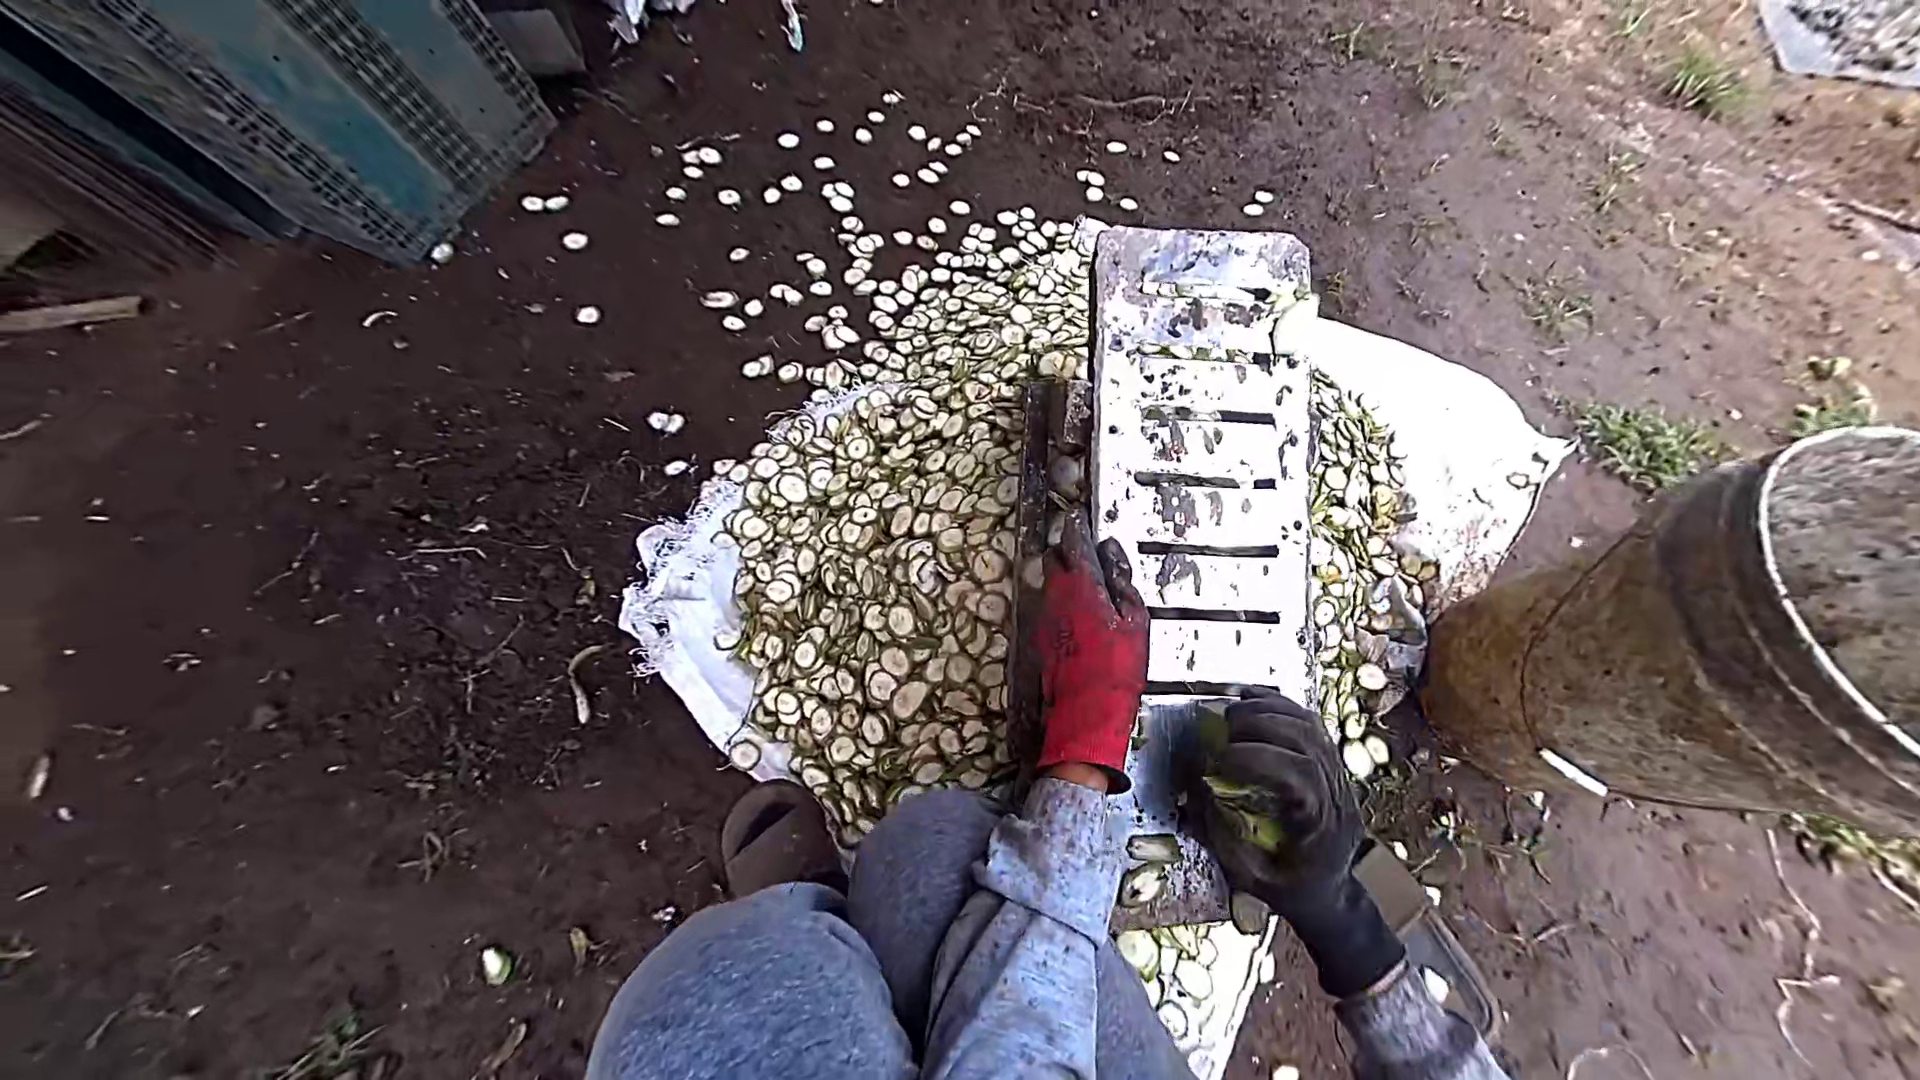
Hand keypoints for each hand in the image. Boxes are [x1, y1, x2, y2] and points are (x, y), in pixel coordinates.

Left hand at [1035, 509, 1147, 790]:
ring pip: (1047, 581)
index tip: (1078, 517)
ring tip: (1086, 583)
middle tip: (1085, 551)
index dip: (1076, 526)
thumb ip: (1121, 582)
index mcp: (1080, 586)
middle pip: (1052, 557)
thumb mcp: (1134, 621)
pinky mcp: (1039, 634)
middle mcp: (1054, 595)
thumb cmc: (1117, 667)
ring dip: (1062, 575)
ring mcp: (1043, 614)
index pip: (1072, 542)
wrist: (1086, 711)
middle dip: (1066, 549)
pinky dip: (1060, 599)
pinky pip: (1048, 605)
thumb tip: (1111, 554)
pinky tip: (1078, 612)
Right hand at [1186, 694, 1403, 997]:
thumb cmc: (1287, 887)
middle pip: (1306, 739)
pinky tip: (1249, 697)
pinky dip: (1278, 703)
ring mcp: (1338, 774)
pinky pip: (1309, 720)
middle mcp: (1336, 793)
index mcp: (1322, 825)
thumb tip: (1196, 789)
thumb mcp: (1250, 875)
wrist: (1329, 896)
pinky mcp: (1328, 761)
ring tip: (1231, 712)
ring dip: (1267, 709)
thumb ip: (1221, 834)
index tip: (1220, 760)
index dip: (1258, 758)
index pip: (1300, 775)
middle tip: (1223, 726)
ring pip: (1309, 724)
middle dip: (1260, 724)